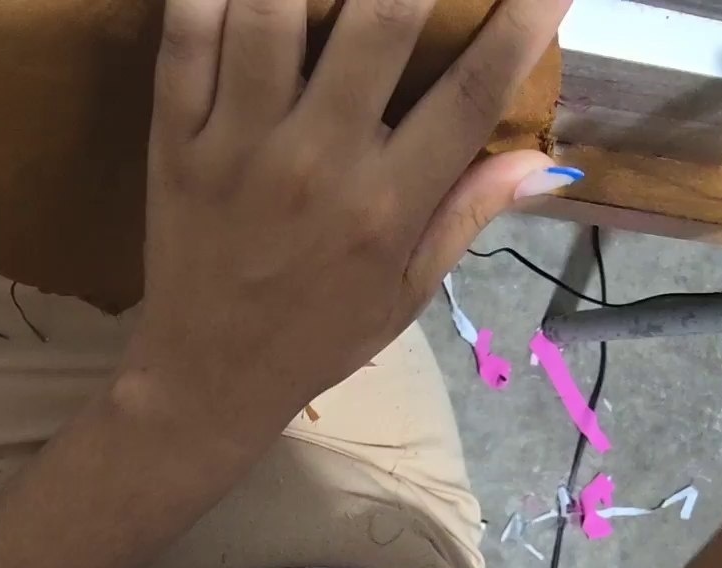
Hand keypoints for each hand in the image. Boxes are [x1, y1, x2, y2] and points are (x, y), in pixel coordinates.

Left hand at [118, 0, 575, 432]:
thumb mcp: (405, 296)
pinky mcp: (176, 137)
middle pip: (381, 18)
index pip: (471, 94)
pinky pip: (187, 28)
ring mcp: (239, 143)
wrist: (213, 377)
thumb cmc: (319, 340)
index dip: (525, 20)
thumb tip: (544, 161)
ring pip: (273, 4)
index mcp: (387, 208)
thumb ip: (466, 216)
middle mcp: (319, 162)